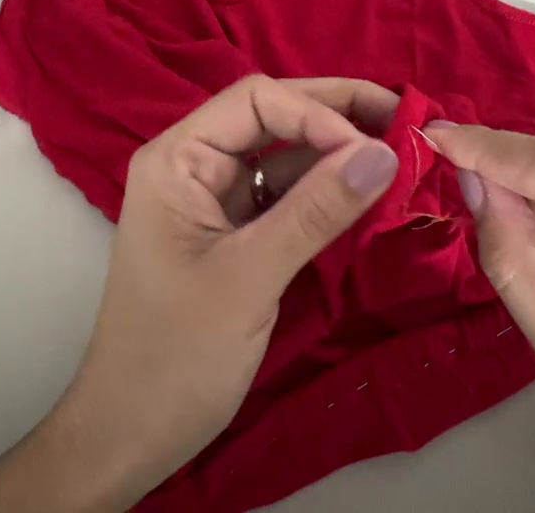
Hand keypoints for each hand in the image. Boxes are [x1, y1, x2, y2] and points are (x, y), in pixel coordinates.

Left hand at [0, 76, 400, 512]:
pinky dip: (325, 191)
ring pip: (283, 155)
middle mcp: (194, 166)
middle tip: (403, 118)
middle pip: (271, 116)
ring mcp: (214, 200)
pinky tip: (365, 193)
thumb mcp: (249, 277)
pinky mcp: (234, 234)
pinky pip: (285, 194)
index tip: (373, 151)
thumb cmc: (175, 355)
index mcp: (177, 159)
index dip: (317, 113)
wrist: (131, 434)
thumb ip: (316, 211)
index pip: (254, 101)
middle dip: (334, 115)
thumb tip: (383, 154)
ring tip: (398, 152)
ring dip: (336, 152)